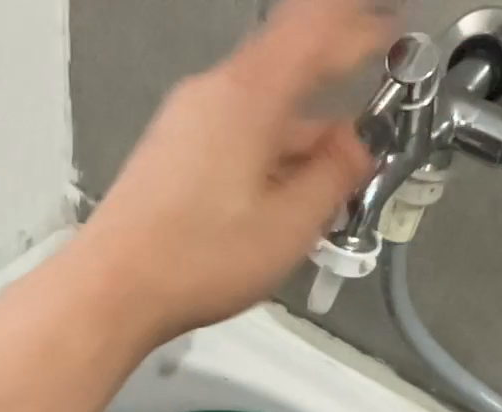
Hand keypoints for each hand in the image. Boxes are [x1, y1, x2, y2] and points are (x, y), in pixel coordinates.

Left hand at [65, 0, 391, 345]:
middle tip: (357, 169)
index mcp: (247, 96)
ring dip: (297, 152)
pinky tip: (273, 213)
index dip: (360, 30)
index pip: (315, 31)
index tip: (390, 37)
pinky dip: (264, 164)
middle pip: (286, 81)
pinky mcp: (168, 157)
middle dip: (330, 121)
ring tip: (316, 209)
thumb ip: (335, 176)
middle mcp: (211, 96)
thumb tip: (358, 148)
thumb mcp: (289, 226)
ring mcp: (184, 125)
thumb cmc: (198, 260)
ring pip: (259, 119)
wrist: (112, 290)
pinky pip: (232, 141)